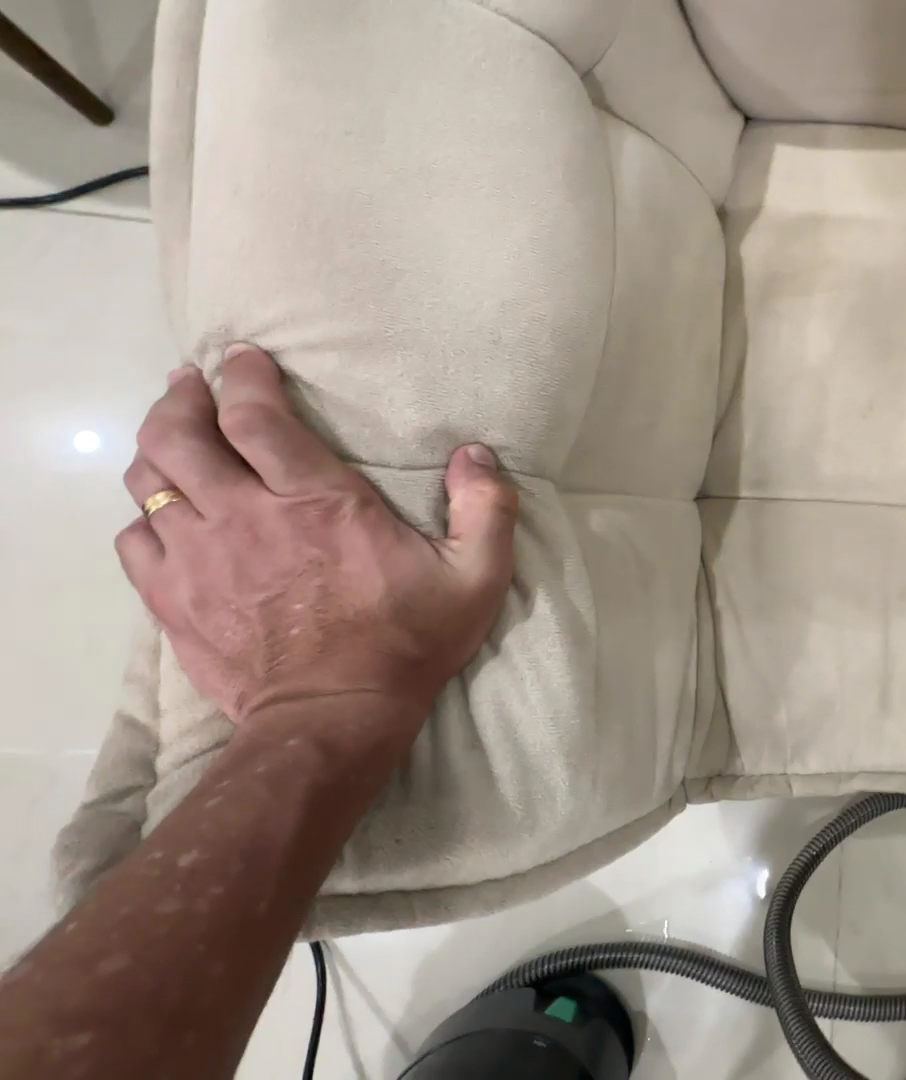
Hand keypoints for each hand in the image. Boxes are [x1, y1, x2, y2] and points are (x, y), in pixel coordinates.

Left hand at [115, 345, 517, 748]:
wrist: (336, 714)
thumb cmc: (412, 639)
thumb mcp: (479, 575)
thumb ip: (486, 508)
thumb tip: (477, 454)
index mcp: (318, 503)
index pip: (257, 417)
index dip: (243, 377)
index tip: (243, 357)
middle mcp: (244, 515)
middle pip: (178, 435)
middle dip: (181, 398)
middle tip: (194, 383)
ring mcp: (197, 557)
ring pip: (148, 480)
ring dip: (158, 447)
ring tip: (175, 436)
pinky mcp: (171, 596)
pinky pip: (134, 537)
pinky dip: (147, 514)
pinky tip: (168, 515)